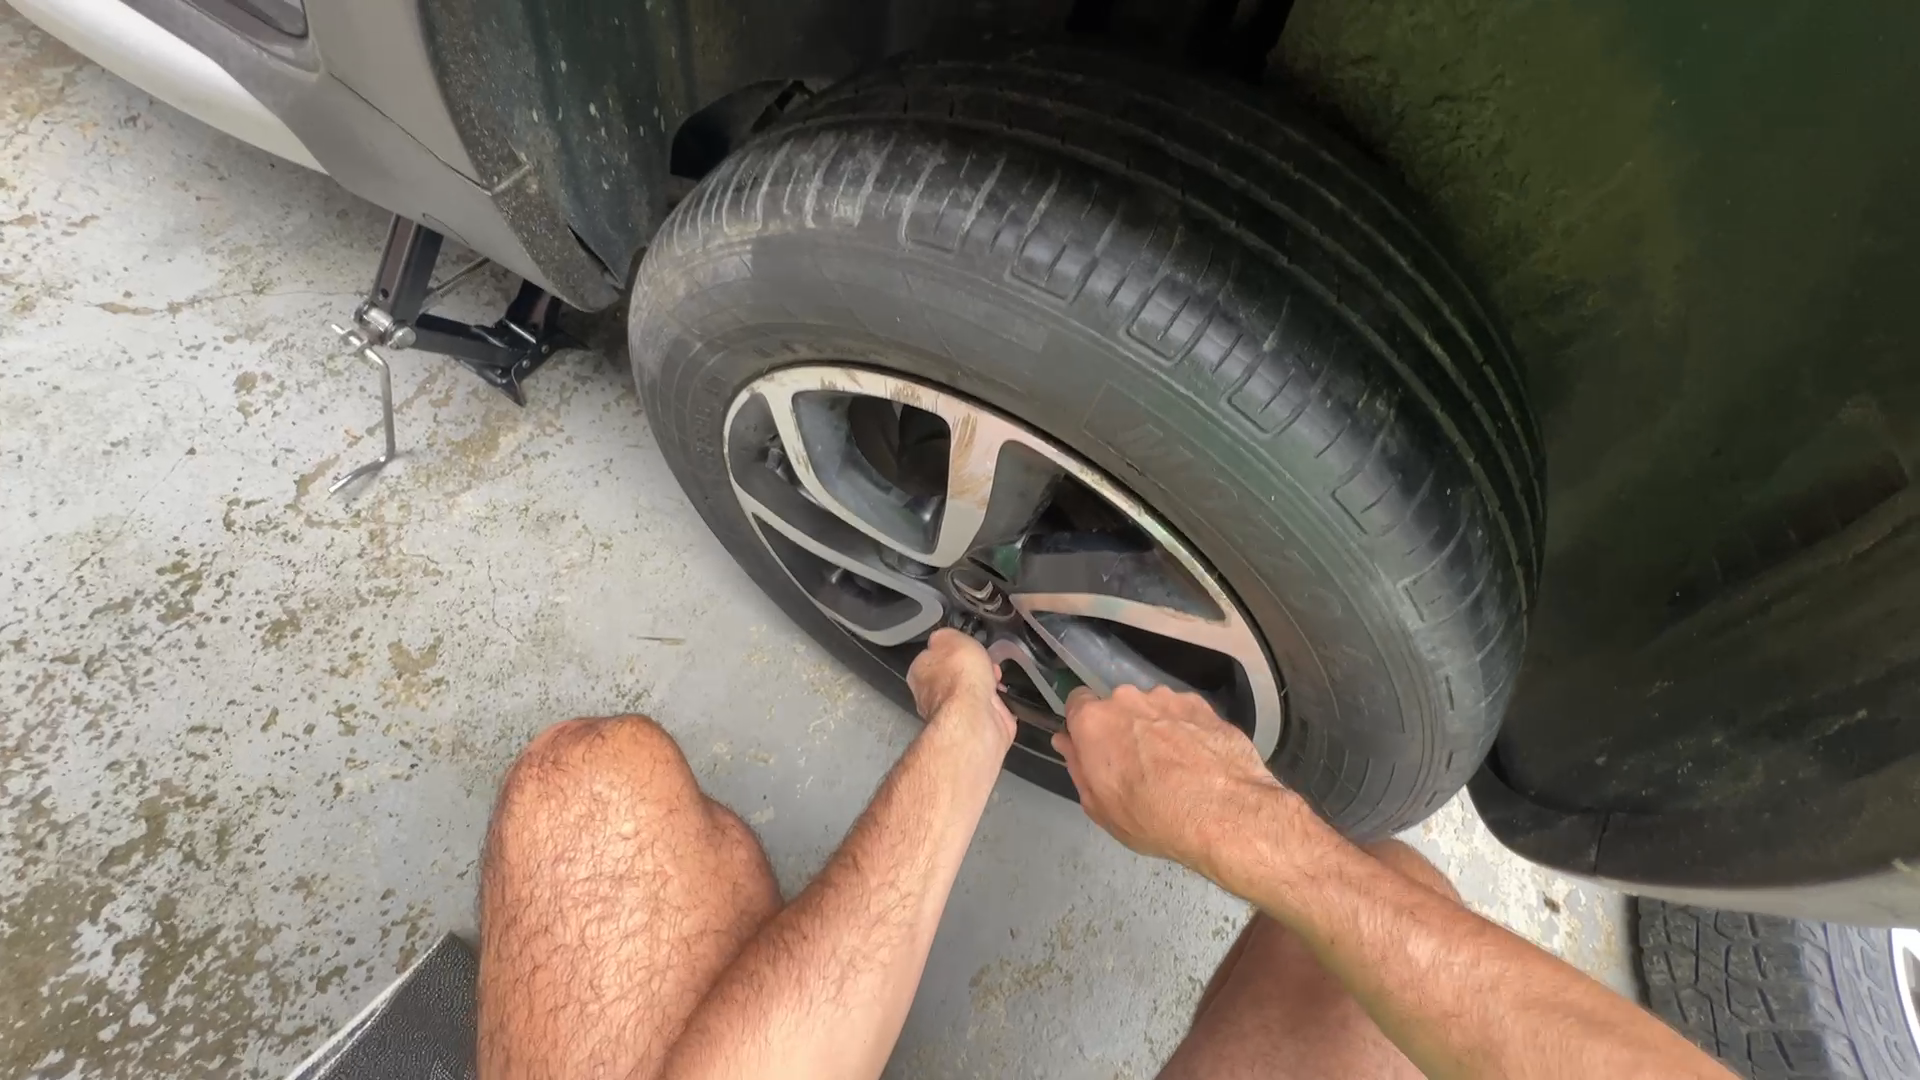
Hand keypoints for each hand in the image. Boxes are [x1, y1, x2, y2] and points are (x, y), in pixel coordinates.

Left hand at [907, 629, 1016, 751]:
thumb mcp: (949, 638)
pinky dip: (1001, 704)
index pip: (936, 657)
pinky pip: (992, 710)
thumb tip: (946, 637)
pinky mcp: (977, 726)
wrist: (975, 716)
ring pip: (977, 692)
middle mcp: (934, 696)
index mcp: (921, 673)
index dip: (955, 650)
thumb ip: (946, 636)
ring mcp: (956, 714)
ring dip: (990, 684)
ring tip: (994, 680)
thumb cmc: (958, 679)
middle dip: (976, 668)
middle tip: (983, 663)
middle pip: (958, 675)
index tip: (967, 646)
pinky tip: (1000, 698)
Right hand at [1053, 685, 1287, 869]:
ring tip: (1176, 766)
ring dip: (1156, 728)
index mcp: (1093, 721)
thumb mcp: (1099, 806)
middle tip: (1138, 765)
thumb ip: (1077, 766)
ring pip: (1152, 709)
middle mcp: (1127, 699)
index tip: (1096, 749)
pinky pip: (1184, 713)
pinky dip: (1187, 730)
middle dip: (1123, 728)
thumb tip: (1066, 741)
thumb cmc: (1152, 817)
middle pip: (1117, 707)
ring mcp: (1167, 698)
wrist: (1224, 815)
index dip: (1085, 726)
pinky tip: (1200, 761)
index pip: (1076, 703)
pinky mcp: (1202, 705)